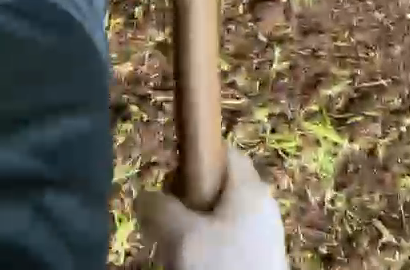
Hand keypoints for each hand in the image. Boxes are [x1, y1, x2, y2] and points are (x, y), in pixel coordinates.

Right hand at [136, 150, 287, 269]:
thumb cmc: (221, 268)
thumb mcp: (183, 237)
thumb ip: (160, 209)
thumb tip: (144, 196)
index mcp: (251, 187)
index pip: (223, 152)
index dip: (195, 160)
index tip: (171, 182)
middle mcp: (263, 205)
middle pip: (220, 188)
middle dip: (190, 202)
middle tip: (168, 223)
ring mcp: (265, 236)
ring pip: (223, 219)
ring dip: (197, 231)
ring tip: (176, 252)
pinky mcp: (261, 262)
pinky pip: (231, 244)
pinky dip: (210, 251)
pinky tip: (194, 267)